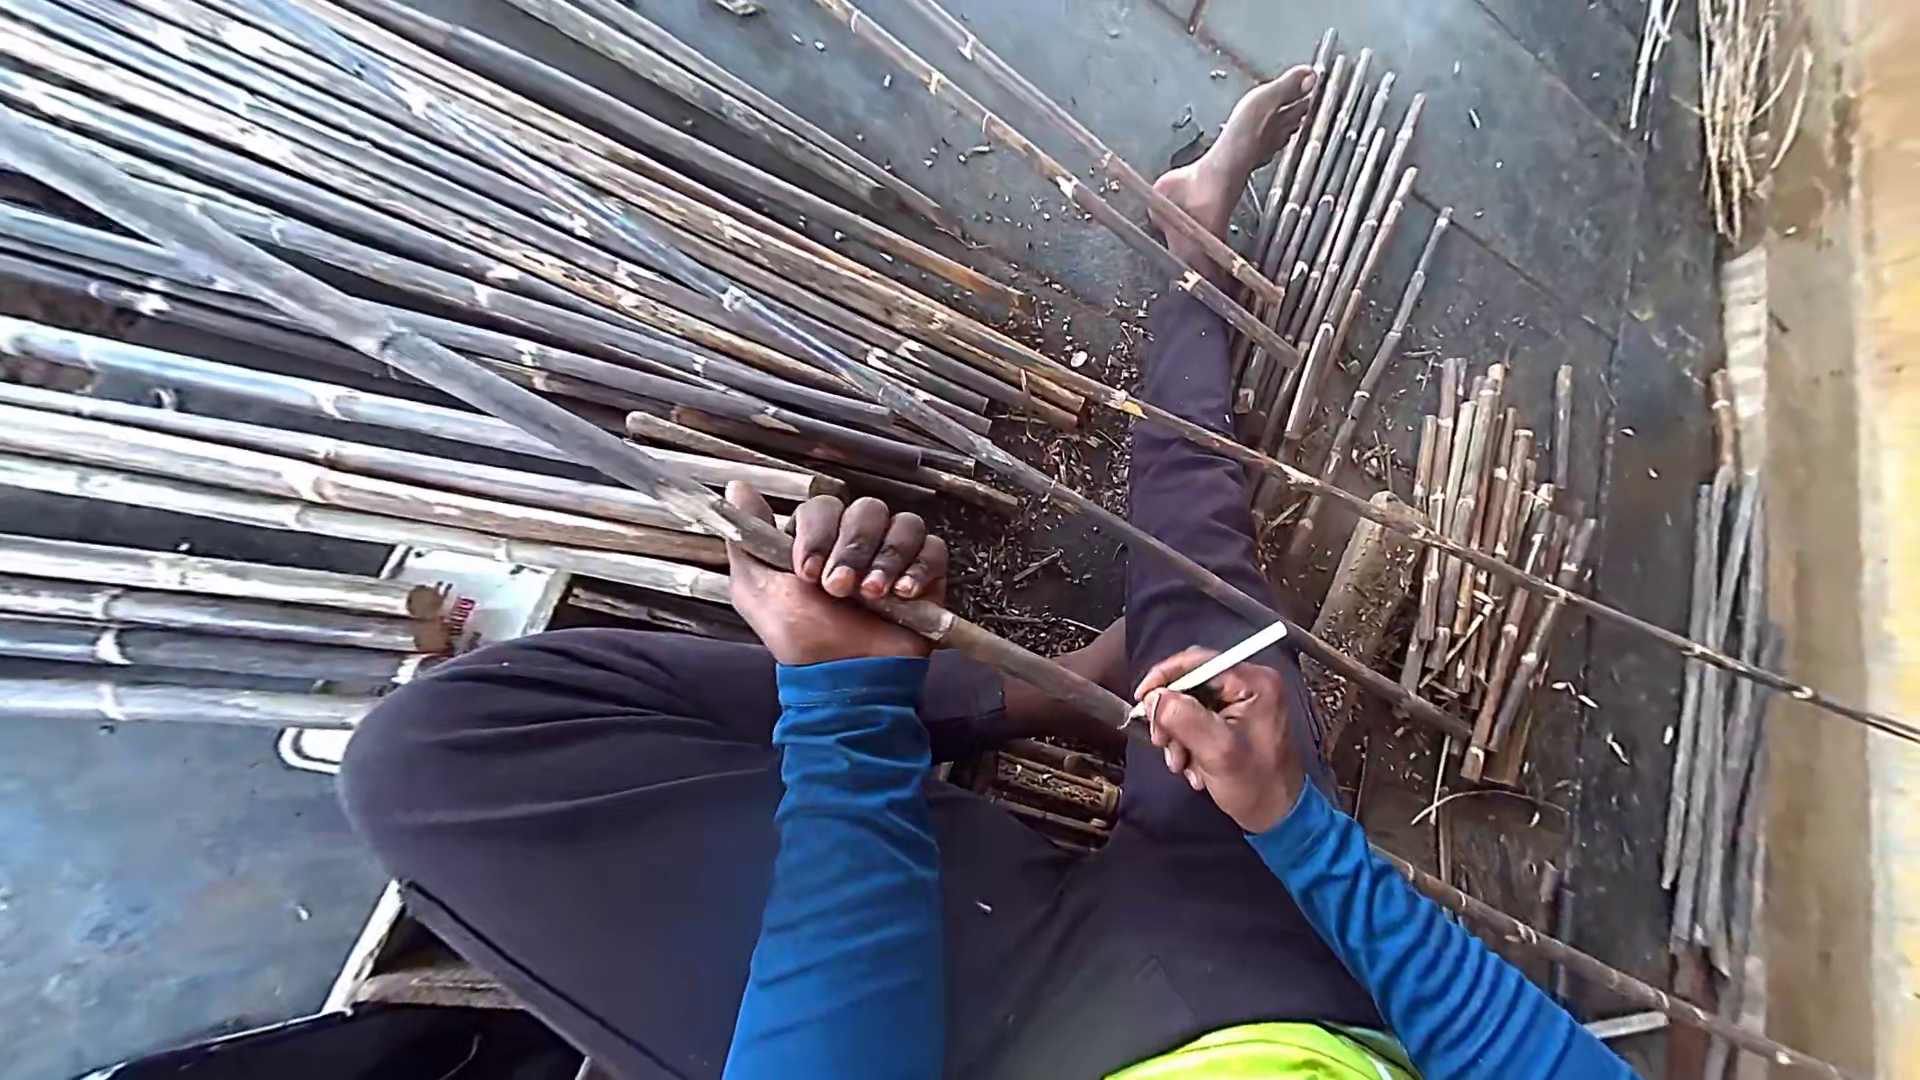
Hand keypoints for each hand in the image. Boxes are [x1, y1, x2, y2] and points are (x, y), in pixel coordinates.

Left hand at [724, 483, 948, 665]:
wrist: (844, 676)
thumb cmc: (802, 638)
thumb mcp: (757, 588)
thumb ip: (748, 535)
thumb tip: (737, 487)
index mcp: (821, 538)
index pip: (826, 507)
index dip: (819, 534)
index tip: (807, 572)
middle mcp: (859, 541)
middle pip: (868, 510)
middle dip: (853, 549)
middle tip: (840, 587)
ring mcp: (895, 555)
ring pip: (904, 524)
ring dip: (887, 558)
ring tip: (874, 595)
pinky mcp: (927, 574)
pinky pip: (933, 550)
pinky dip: (920, 568)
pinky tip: (902, 594)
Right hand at [1134, 647, 1306, 832]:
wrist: (1279, 819)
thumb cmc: (1258, 787)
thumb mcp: (1219, 752)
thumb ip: (1185, 719)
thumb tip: (1154, 698)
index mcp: (1254, 683)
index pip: (1197, 661)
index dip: (1164, 676)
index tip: (1142, 698)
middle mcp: (1249, 684)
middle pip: (1189, 682)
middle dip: (1169, 712)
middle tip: (1160, 739)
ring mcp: (1241, 701)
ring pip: (1188, 701)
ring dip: (1175, 731)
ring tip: (1179, 761)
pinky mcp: (1233, 716)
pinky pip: (1195, 716)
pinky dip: (1185, 739)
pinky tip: (1191, 763)